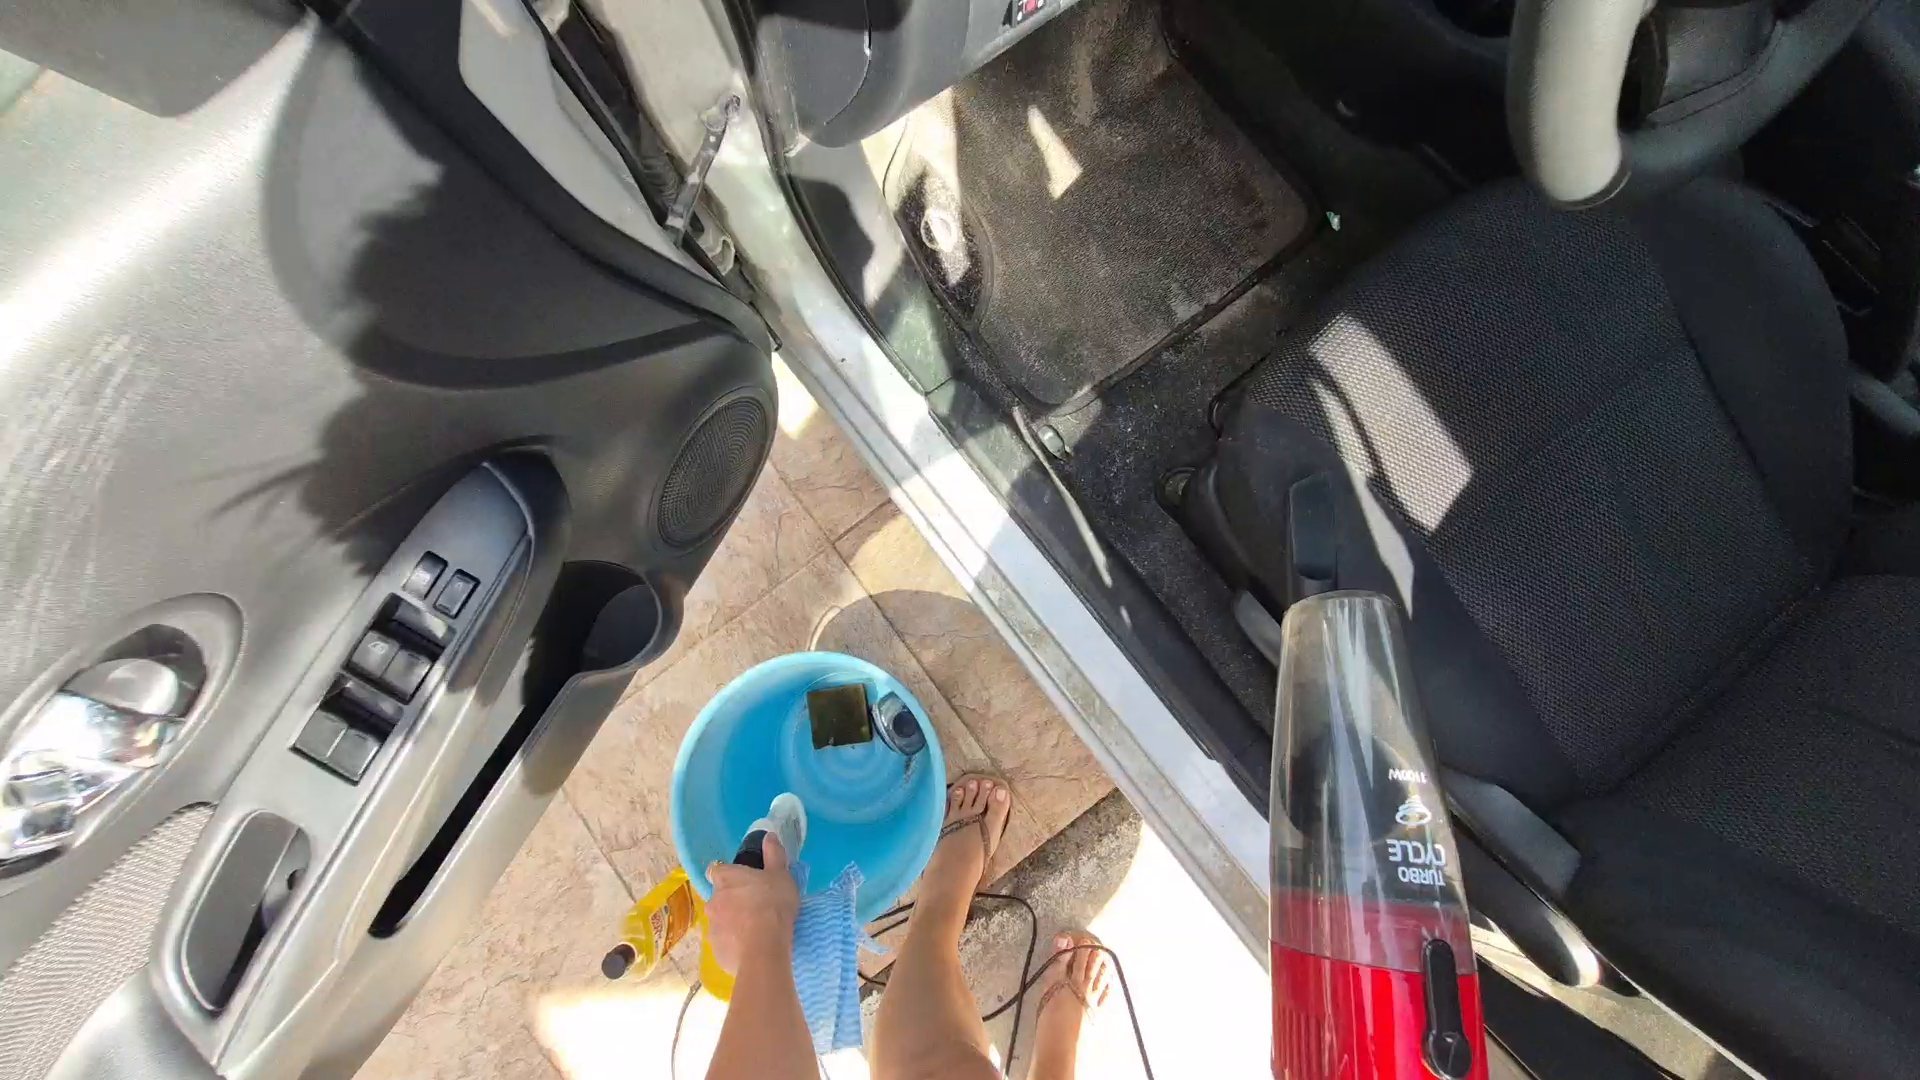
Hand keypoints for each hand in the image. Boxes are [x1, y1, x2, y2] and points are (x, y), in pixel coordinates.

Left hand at [704, 833, 799, 974]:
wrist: (764, 950)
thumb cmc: (773, 905)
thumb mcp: (781, 874)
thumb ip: (774, 854)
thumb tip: (768, 836)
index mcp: (726, 879)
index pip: (716, 870)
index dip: (727, 874)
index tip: (742, 880)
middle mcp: (713, 901)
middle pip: (719, 896)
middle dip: (732, 899)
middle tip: (754, 904)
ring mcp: (712, 928)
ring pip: (721, 920)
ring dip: (733, 921)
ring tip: (755, 928)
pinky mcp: (716, 951)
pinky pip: (725, 942)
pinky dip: (734, 942)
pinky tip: (751, 946)